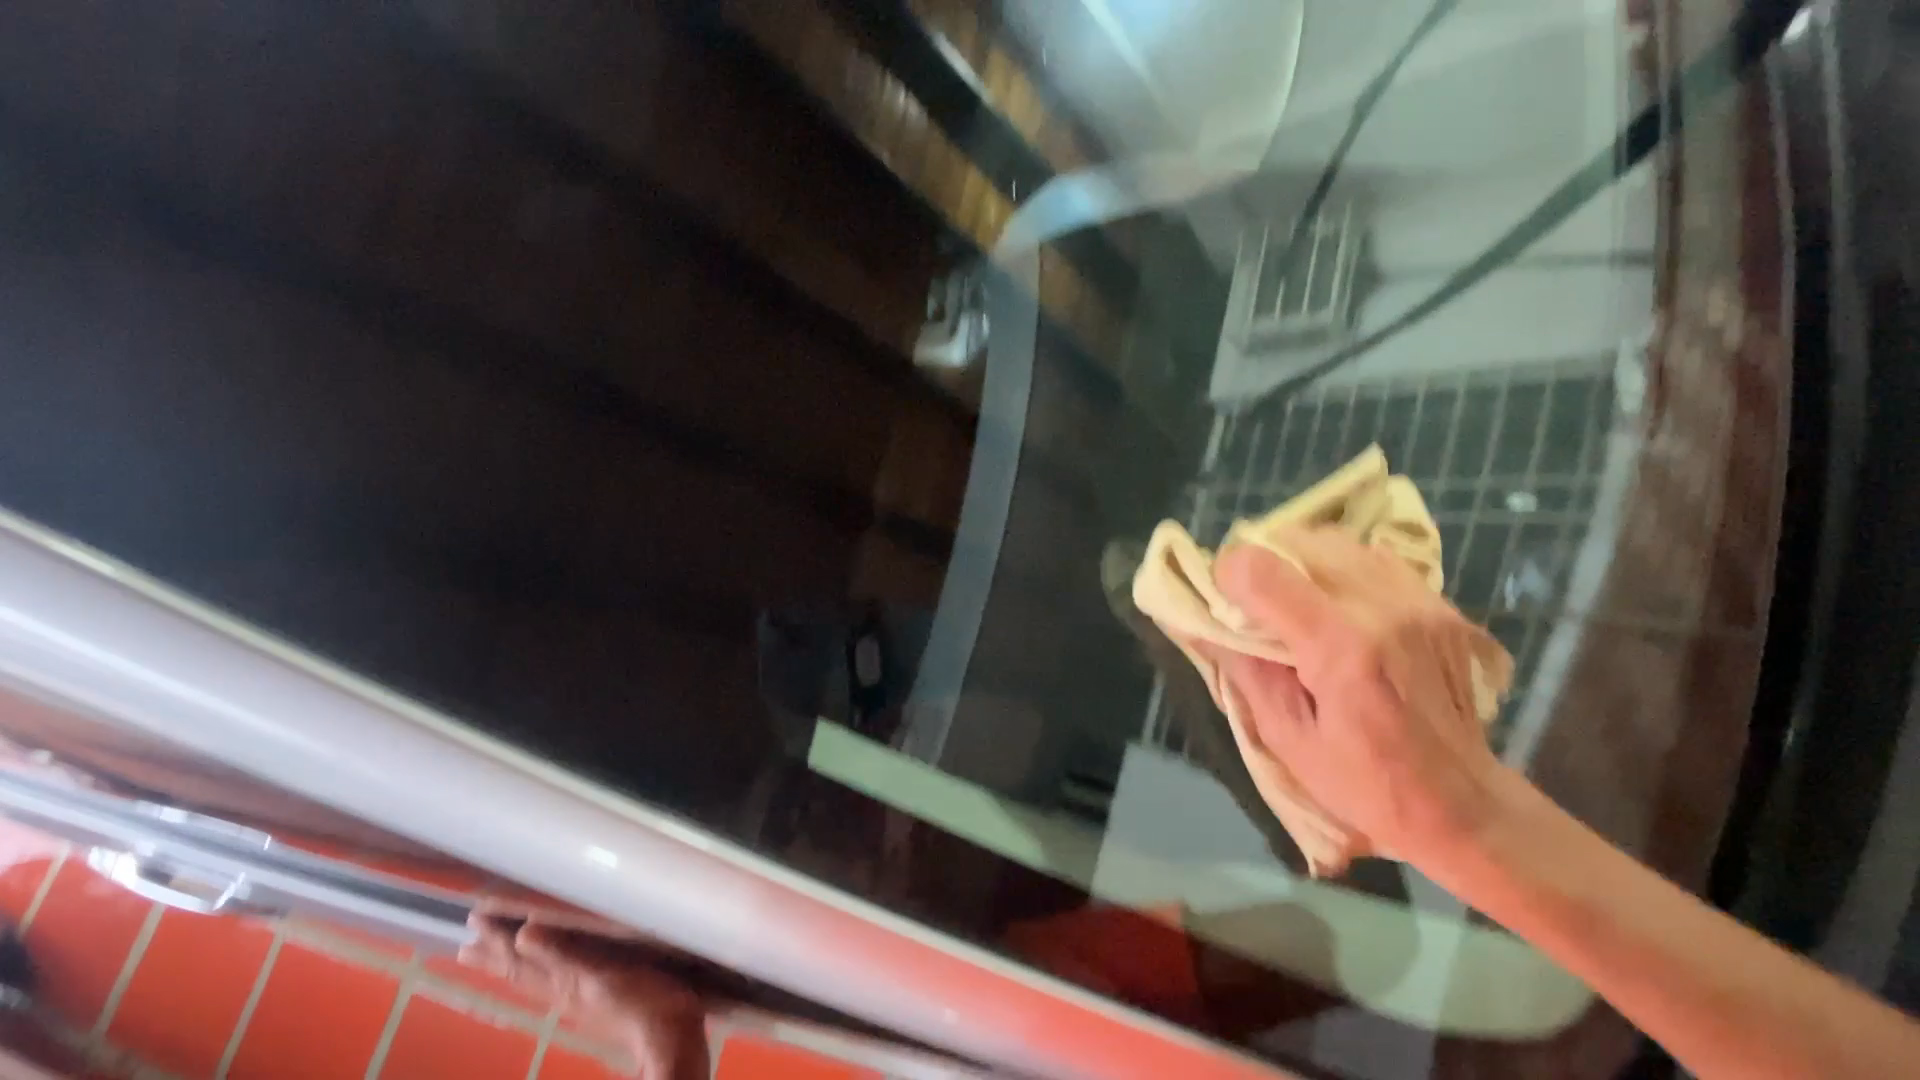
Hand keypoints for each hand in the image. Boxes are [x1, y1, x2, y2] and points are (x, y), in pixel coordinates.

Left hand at [461, 915, 708, 1078]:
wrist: (668, 1034)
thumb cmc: (641, 999)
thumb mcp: (602, 975)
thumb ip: (565, 955)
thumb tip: (524, 933)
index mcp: (561, 981)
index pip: (520, 960)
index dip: (497, 940)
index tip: (475, 918)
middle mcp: (562, 989)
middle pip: (521, 970)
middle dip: (496, 954)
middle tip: (467, 941)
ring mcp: (579, 996)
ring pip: (536, 976)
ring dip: (513, 962)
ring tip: (494, 954)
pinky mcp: (597, 998)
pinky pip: (556, 980)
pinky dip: (542, 970)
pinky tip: (549, 970)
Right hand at [1206, 534, 1520, 863]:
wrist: (1461, 802)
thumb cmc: (1364, 783)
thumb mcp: (1287, 738)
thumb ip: (1244, 670)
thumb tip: (1197, 621)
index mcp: (1341, 648)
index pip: (1262, 569)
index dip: (1229, 578)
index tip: (1225, 606)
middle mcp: (1383, 609)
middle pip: (1297, 542)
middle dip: (1263, 566)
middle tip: (1255, 608)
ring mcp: (1419, 601)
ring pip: (1335, 542)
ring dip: (1301, 563)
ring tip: (1295, 605)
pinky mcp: (1438, 603)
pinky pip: (1372, 558)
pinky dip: (1341, 571)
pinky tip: (1338, 608)